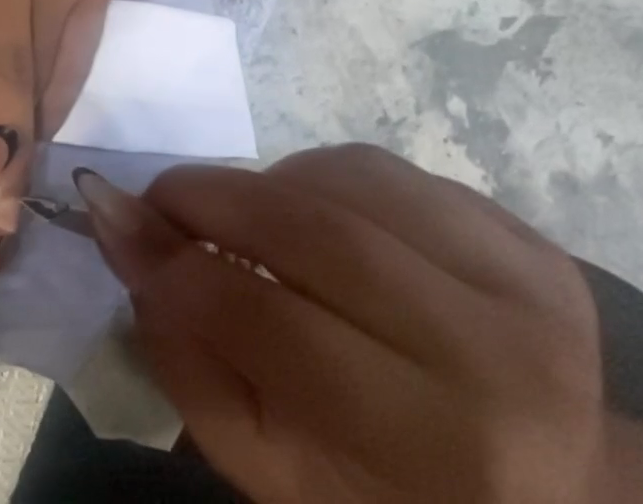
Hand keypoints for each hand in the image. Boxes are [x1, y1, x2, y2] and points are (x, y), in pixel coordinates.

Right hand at [76, 144, 607, 503]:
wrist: (523, 488)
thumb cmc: (359, 480)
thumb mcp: (245, 443)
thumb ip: (170, 335)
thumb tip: (110, 214)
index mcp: (420, 435)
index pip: (257, 312)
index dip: (166, 261)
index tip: (114, 229)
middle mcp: (493, 356)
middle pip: (310, 229)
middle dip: (202, 197)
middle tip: (158, 206)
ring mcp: (528, 291)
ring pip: (347, 178)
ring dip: (262, 184)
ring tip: (241, 224)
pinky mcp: (532, 245)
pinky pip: (388, 170)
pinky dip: (317, 177)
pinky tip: (310, 221)